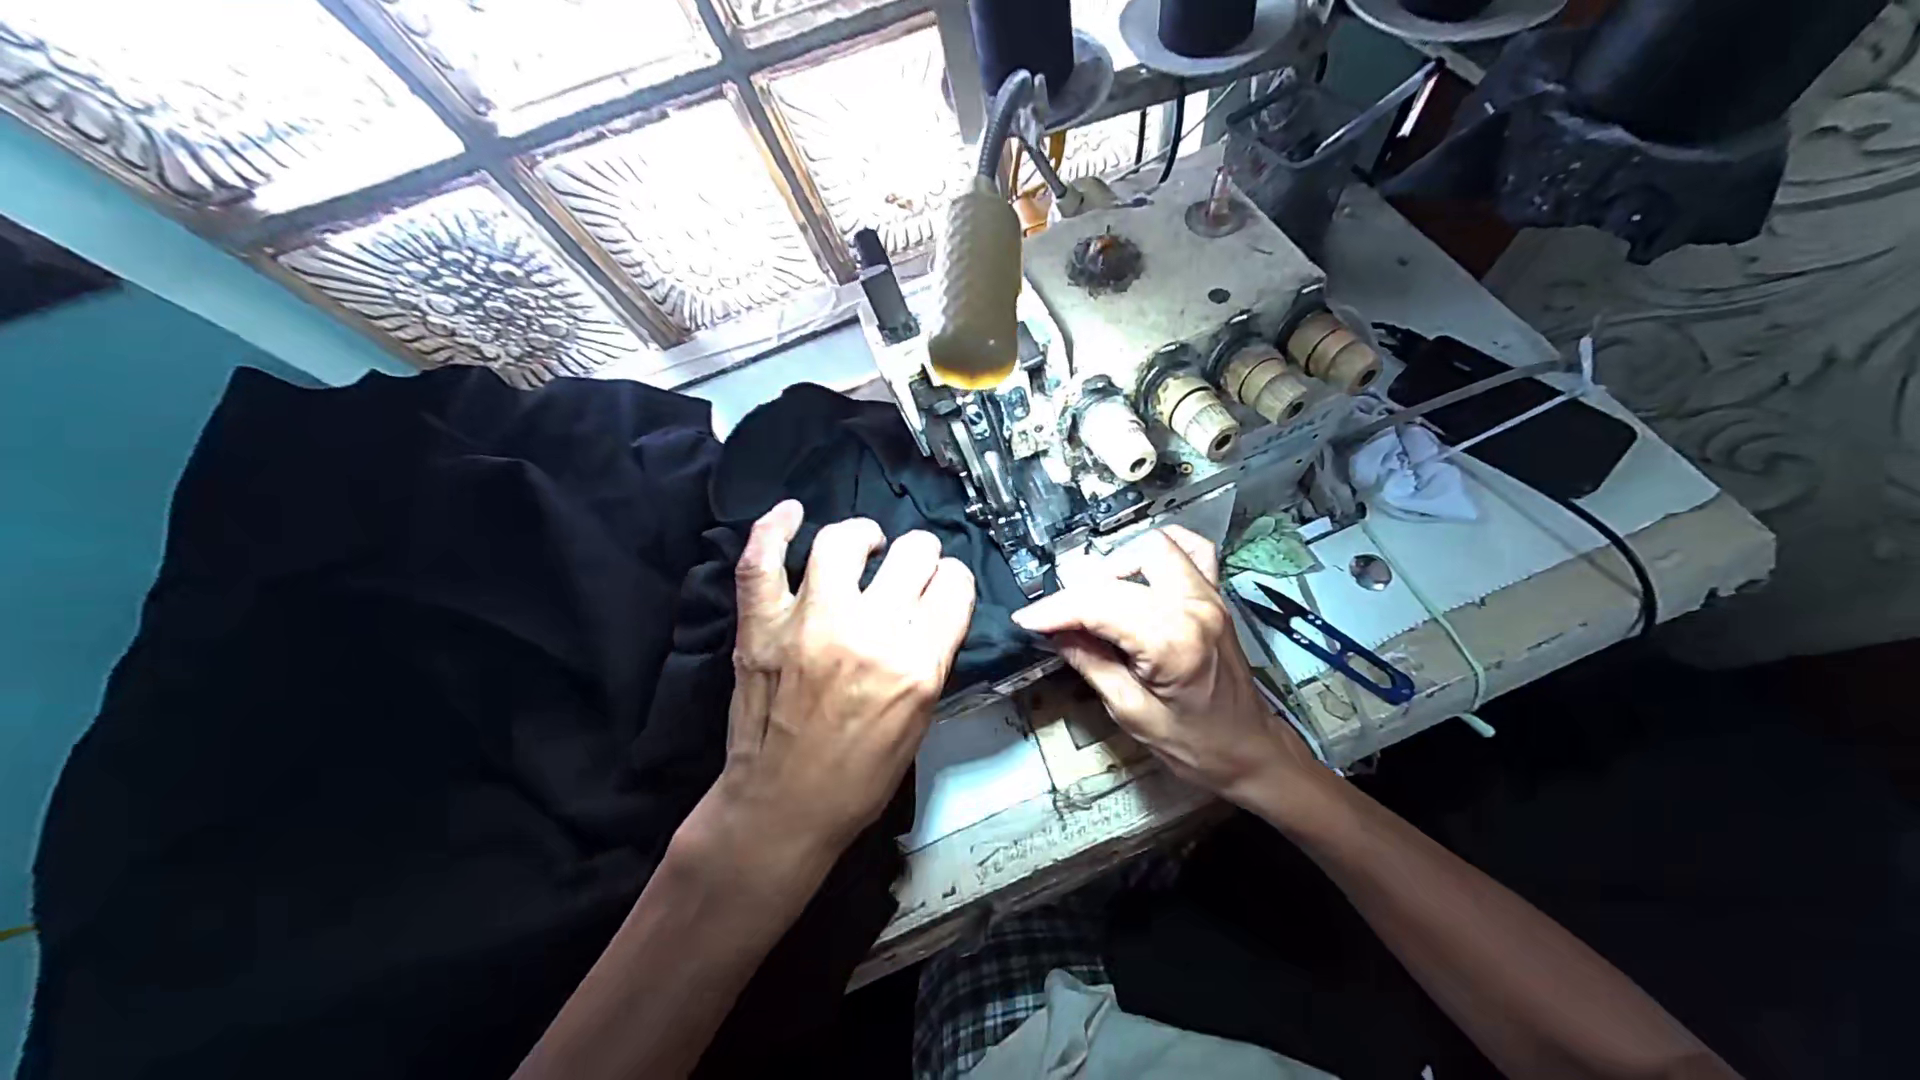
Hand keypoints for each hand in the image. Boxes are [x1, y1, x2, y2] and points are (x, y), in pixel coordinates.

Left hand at [706, 501, 975, 869]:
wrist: (784, 806)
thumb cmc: (860, 774)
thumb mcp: (921, 718)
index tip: (942, 588)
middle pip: (911, 555)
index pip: (954, 585)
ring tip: (867, 545)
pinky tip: (792, 513)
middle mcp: (866, 634)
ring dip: (863, 535)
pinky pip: (762, 561)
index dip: (953, 581)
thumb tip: (932, 604)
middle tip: (909, 569)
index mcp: (914, 665)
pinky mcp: (760, 626)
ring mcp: (807, 624)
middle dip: (920, 555)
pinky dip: (774, 528)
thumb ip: (931, 655)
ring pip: (842, 542)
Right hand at [1010, 526, 1322, 811]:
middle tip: (1057, 616)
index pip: (1100, 606)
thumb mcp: (1131, 713)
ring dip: (1114, 565)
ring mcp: (1208, 595)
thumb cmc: (1195, 745)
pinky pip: (1191, 549)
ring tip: (1094, 595)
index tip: (1025, 619)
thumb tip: (1055, 632)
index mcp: (1173, 642)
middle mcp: (1194, 606)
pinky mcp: (1215, 594)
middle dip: (1079, 589)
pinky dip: (1159, 548)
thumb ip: (1091, 664)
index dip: (1055, 610)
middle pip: (1119, 571)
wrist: (1250, 750)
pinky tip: (1137, 565)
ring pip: (1150, 548)